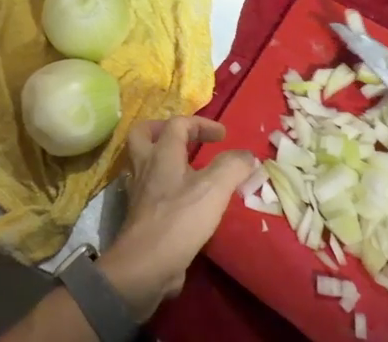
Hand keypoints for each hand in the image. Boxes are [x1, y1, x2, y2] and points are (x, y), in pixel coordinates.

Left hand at [97, 116, 257, 320]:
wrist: (147, 262)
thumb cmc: (179, 218)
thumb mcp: (213, 189)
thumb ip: (232, 167)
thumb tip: (247, 154)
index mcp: (162, 153)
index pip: (177, 124)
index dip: (201, 124)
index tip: (223, 135)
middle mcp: (145, 166)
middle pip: (144, 134)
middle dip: (163, 129)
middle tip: (186, 138)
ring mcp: (140, 190)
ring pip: (144, 161)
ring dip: (163, 157)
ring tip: (187, 167)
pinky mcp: (142, 214)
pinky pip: (150, 188)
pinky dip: (165, 185)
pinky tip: (183, 198)